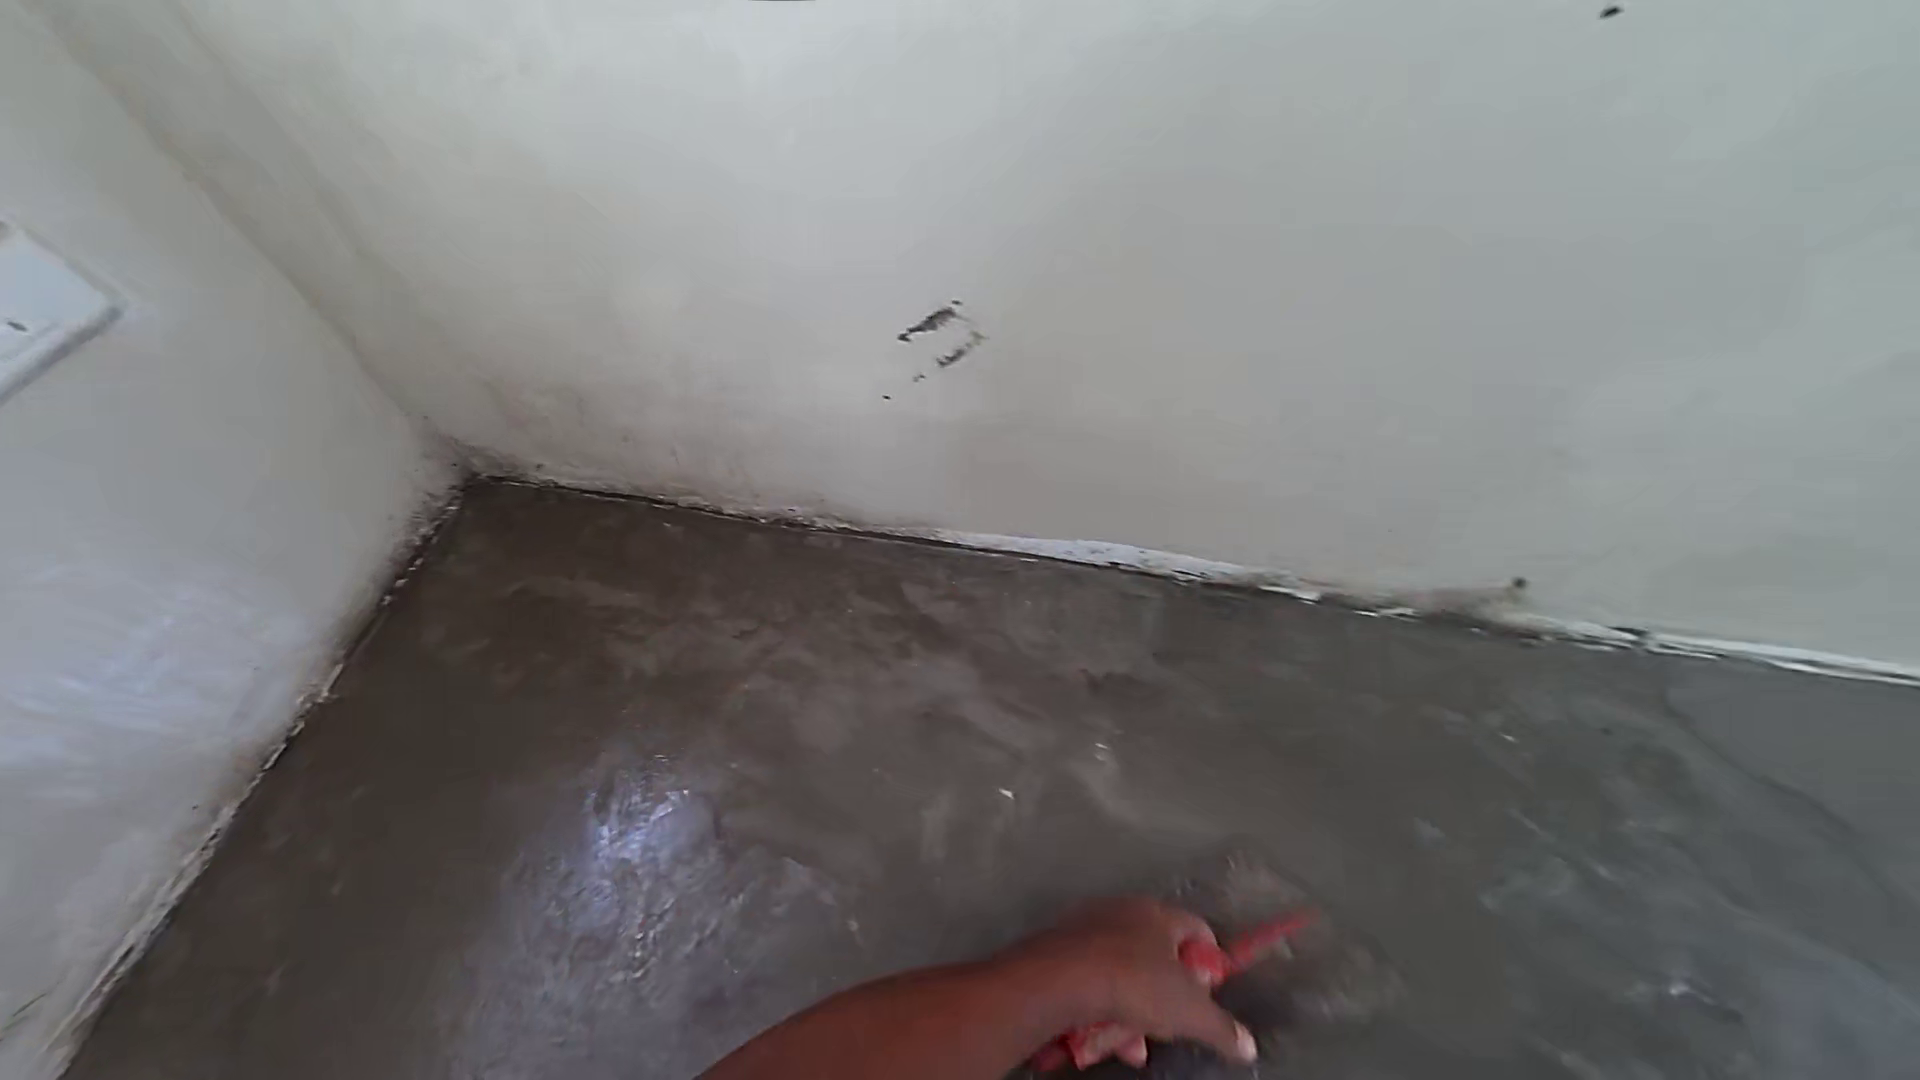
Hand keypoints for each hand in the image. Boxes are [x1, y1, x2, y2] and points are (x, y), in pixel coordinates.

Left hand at [1002, 898, 1256, 1067]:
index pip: (1196, 928)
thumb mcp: (1190, 1012)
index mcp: (1159, 913)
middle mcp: (1126, 908)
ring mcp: (1094, 921)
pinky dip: (1105, 1002)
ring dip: (1134, 1008)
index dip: (1209, 960)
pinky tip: (1104, 1032)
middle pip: (1159, 951)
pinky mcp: (1068, 940)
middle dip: (1166, 994)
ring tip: (1132, 1044)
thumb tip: (1247, 1044)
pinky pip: (1097, 972)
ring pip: (1126, 968)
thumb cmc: (1135, 982)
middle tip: (1169, 1023)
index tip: (1210, 991)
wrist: (1064, 974)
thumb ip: (1222, 1028)